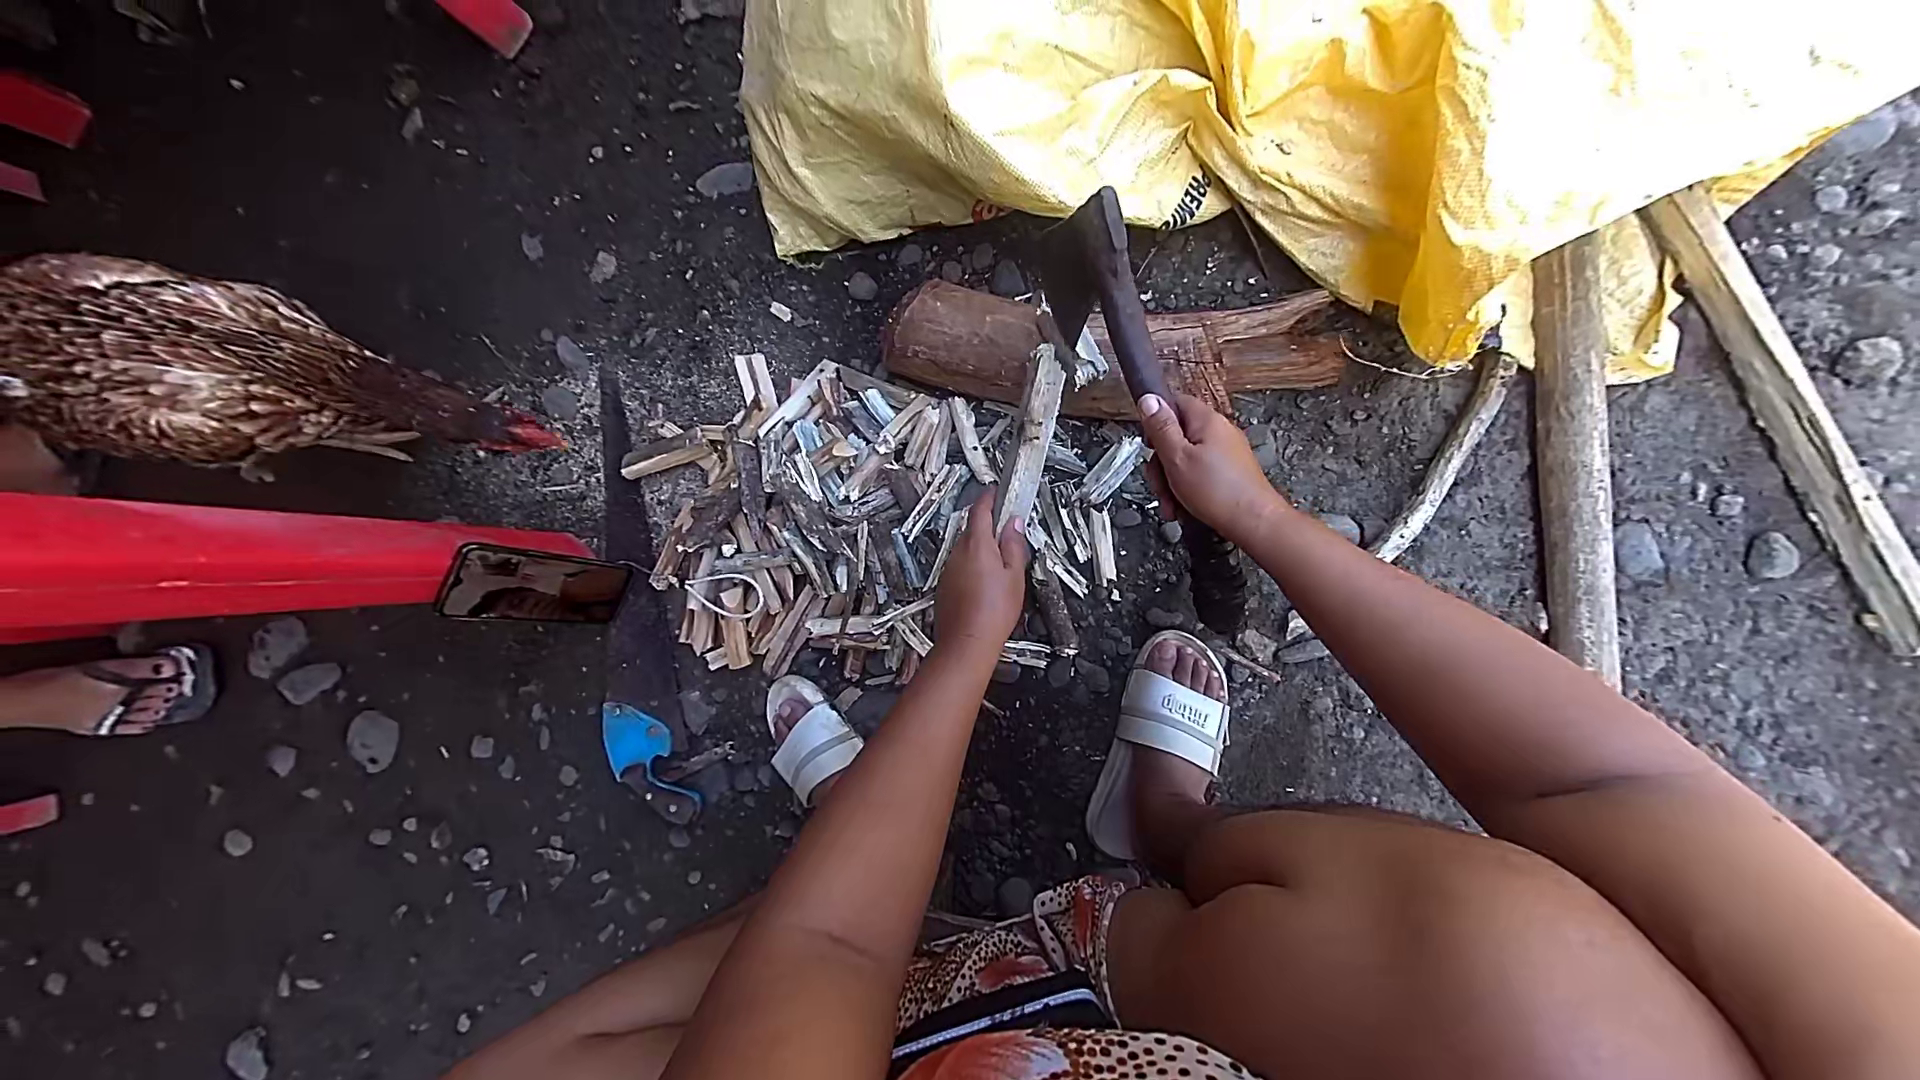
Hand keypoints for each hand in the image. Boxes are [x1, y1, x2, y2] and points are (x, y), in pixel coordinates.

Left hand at [933, 487, 1028, 652]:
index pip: (980, 510)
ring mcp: (949, 569)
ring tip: (1001, 566)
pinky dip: (972, 567)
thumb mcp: (1014, 575)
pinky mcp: (945, 585)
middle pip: (972, 529)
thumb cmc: (992, 612)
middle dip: (988, 527)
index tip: (996, 493)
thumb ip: (1014, 545)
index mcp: (977, 545)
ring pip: (966, 549)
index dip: (989, 498)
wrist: (967, 642)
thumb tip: (1013, 524)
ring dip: (981, 550)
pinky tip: (986, 584)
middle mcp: (958, 553)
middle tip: (1007, 532)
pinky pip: (959, 566)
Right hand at [1137, 392, 1286, 543]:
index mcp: (1206, 421)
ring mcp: (1225, 452)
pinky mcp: (1228, 472)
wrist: (1253, 521)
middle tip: (1161, 481)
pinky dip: (1187, 489)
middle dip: (1161, 463)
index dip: (1155, 423)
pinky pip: (1198, 473)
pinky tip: (1184, 506)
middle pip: (1176, 437)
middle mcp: (1218, 432)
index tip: (1149, 445)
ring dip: (1171, 482)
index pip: (1174, 403)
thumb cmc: (1219, 492)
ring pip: (1184, 459)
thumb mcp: (1176, 457)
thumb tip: (1148, 400)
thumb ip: (1160, 428)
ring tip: (1173, 501)